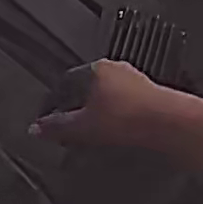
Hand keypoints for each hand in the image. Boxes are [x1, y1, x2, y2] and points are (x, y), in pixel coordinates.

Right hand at [29, 60, 169, 147]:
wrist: (166, 122)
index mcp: (95, 68)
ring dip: (96, 113)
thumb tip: (35, 129)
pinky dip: (114, 117)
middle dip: (75, 107)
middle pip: (86, 87)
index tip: (47, 119)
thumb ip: (57, 127)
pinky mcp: (147, 93)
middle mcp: (114, 68)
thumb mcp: (83, 127)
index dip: (53, 102)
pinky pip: (122, 103)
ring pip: (105, 95)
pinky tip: (114, 133)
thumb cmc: (126, 118)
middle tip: (66, 129)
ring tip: (90, 135)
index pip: (65, 81)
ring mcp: (133, 79)